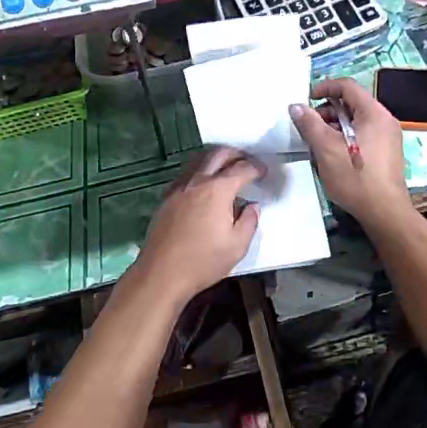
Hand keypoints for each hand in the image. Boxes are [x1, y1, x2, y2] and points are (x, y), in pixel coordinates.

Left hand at [127, 147, 263, 302]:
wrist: (162, 274)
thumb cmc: (203, 262)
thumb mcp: (237, 246)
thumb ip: (249, 221)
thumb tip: (251, 206)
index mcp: (217, 190)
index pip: (242, 169)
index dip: (256, 168)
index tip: (264, 172)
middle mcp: (196, 182)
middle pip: (217, 154)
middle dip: (236, 154)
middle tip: (248, 162)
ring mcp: (178, 188)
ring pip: (198, 160)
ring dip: (216, 159)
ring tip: (227, 169)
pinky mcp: (166, 198)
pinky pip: (186, 174)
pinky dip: (200, 171)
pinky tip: (204, 186)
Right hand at [289, 78, 412, 229]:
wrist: (385, 211)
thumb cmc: (356, 178)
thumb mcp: (326, 149)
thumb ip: (310, 124)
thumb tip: (296, 106)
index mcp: (374, 113)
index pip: (347, 86)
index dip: (324, 88)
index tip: (307, 101)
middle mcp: (385, 120)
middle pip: (352, 103)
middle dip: (327, 112)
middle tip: (310, 128)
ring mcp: (389, 137)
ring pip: (357, 121)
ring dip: (335, 127)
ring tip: (319, 145)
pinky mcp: (387, 153)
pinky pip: (364, 134)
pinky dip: (347, 138)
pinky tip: (334, 156)